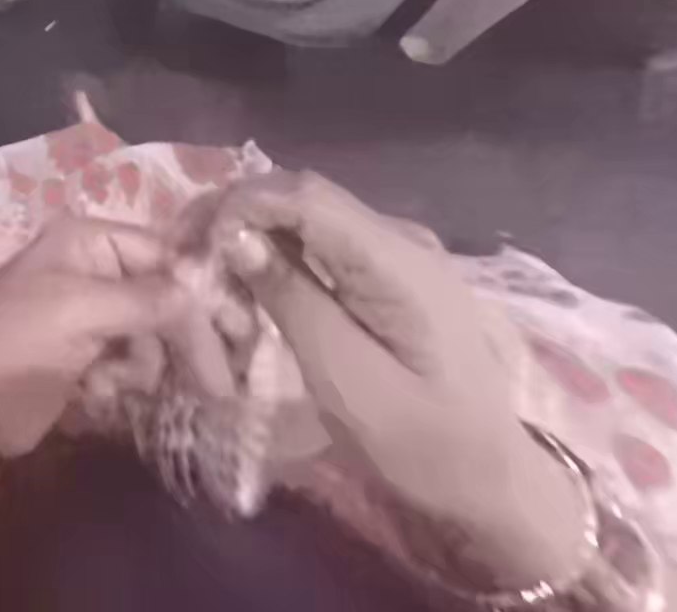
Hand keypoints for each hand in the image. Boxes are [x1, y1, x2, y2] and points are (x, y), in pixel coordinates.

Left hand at [0, 215, 194, 467]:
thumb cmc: (13, 336)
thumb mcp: (80, 309)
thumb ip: (149, 300)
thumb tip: (209, 293)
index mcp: (88, 241)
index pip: (164, 255)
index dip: (201, 291)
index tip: (244, 332)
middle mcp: (93, 269)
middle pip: (165, 296)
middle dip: (183, 337)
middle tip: (216, 384)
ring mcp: (90, 313)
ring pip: (153, 335)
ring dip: (144, 363)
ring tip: (115, 382)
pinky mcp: (87, 355)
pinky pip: (131, 363)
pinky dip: (122, 381)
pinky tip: (95, 394)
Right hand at [206, 171, 589, 590]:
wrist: (490, 485)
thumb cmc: (418, 441)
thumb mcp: (344, 376)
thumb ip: (290, 297)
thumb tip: (233, 235)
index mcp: (399, 261)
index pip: (303, 196)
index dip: (239, 205)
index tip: (196, 245)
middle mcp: (398, 236)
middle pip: (297, 191)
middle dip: (232, 209)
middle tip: (185, 247)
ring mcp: (392, 247)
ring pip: (299, 206)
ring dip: (245, 223)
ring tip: (205, 257)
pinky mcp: (380, 264)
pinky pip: (311, 231)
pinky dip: (267, 240)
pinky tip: (243, 265)